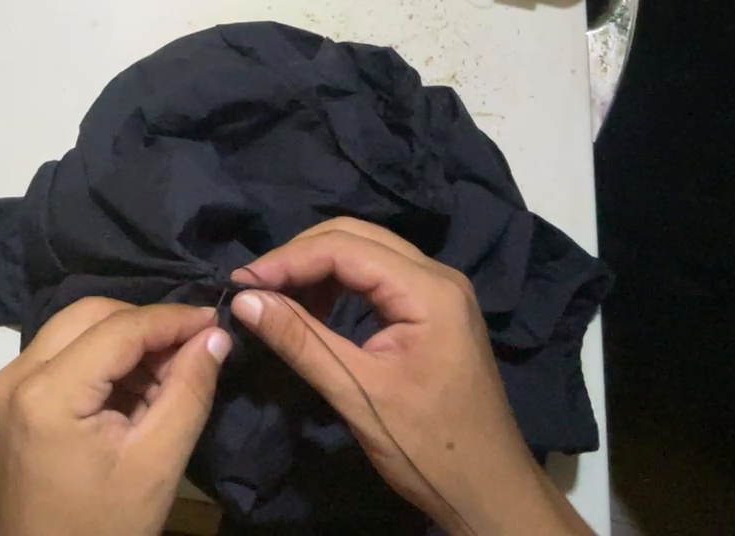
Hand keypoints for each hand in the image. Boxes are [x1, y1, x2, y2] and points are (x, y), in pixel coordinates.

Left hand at [0, 297, 231, 535]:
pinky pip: (62, 351)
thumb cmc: (102, 530)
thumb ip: (188, 392)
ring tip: (167, 372)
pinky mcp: (10, 395)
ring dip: (125, 339)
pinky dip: (102, 358)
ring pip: (75, 327)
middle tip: (191, 347)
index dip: (170, 319)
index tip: (213, 319)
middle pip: (91, 315)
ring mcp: (8, 382)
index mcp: (46, 392)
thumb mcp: (156, 466)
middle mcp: (17, 373)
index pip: (118, 329)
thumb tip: (215, 335)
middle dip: (145, 325)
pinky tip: (135, 387)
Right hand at [231, 219, 593, 535]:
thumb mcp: (358, 394)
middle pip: (353, 236)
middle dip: (299, 255)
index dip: (288, 260)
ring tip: (278, 297)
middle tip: (255, 286)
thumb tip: (242, 299)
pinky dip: (337, 282)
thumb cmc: (430, 450)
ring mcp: (437, 289)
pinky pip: (375, 273)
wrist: (492, 498)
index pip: (343, 248)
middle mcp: (436, 275)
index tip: (241, 282)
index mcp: (427, 290)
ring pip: (363, 249)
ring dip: (316, 266)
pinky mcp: (432, 306)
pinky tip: (314, 308)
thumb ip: (301, 340)